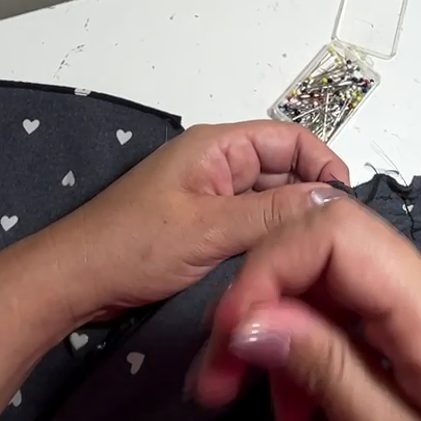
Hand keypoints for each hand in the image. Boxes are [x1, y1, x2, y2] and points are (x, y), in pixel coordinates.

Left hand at [42, 121, 350, 323]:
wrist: (75, 281)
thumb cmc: (130, 245)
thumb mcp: (209, 229)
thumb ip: (272, 214)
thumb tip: (329, 200)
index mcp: (217, 146)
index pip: (288, 139)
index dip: (322, 163)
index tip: (345, 201)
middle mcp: (218, 163)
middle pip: (282, 170)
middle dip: (309, 197)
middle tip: (332, 238)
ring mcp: (210, 194)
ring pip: (268, 200)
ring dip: (288, 222)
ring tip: (311, 253)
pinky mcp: (203, 223)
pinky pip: (249, 223)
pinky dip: (266, 238)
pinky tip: (280, 262)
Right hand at [191, 197, 420, 420]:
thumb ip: (329, 376)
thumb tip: (252, 321)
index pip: (339, 233)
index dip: (270, 266)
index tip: (230, 332)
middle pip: (328, 246)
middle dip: (264, 301)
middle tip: (224, 376)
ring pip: (333, 271)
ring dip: (287, 326)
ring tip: (278, 406)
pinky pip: (356, 294)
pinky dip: (319, 334)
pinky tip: (310, 390)